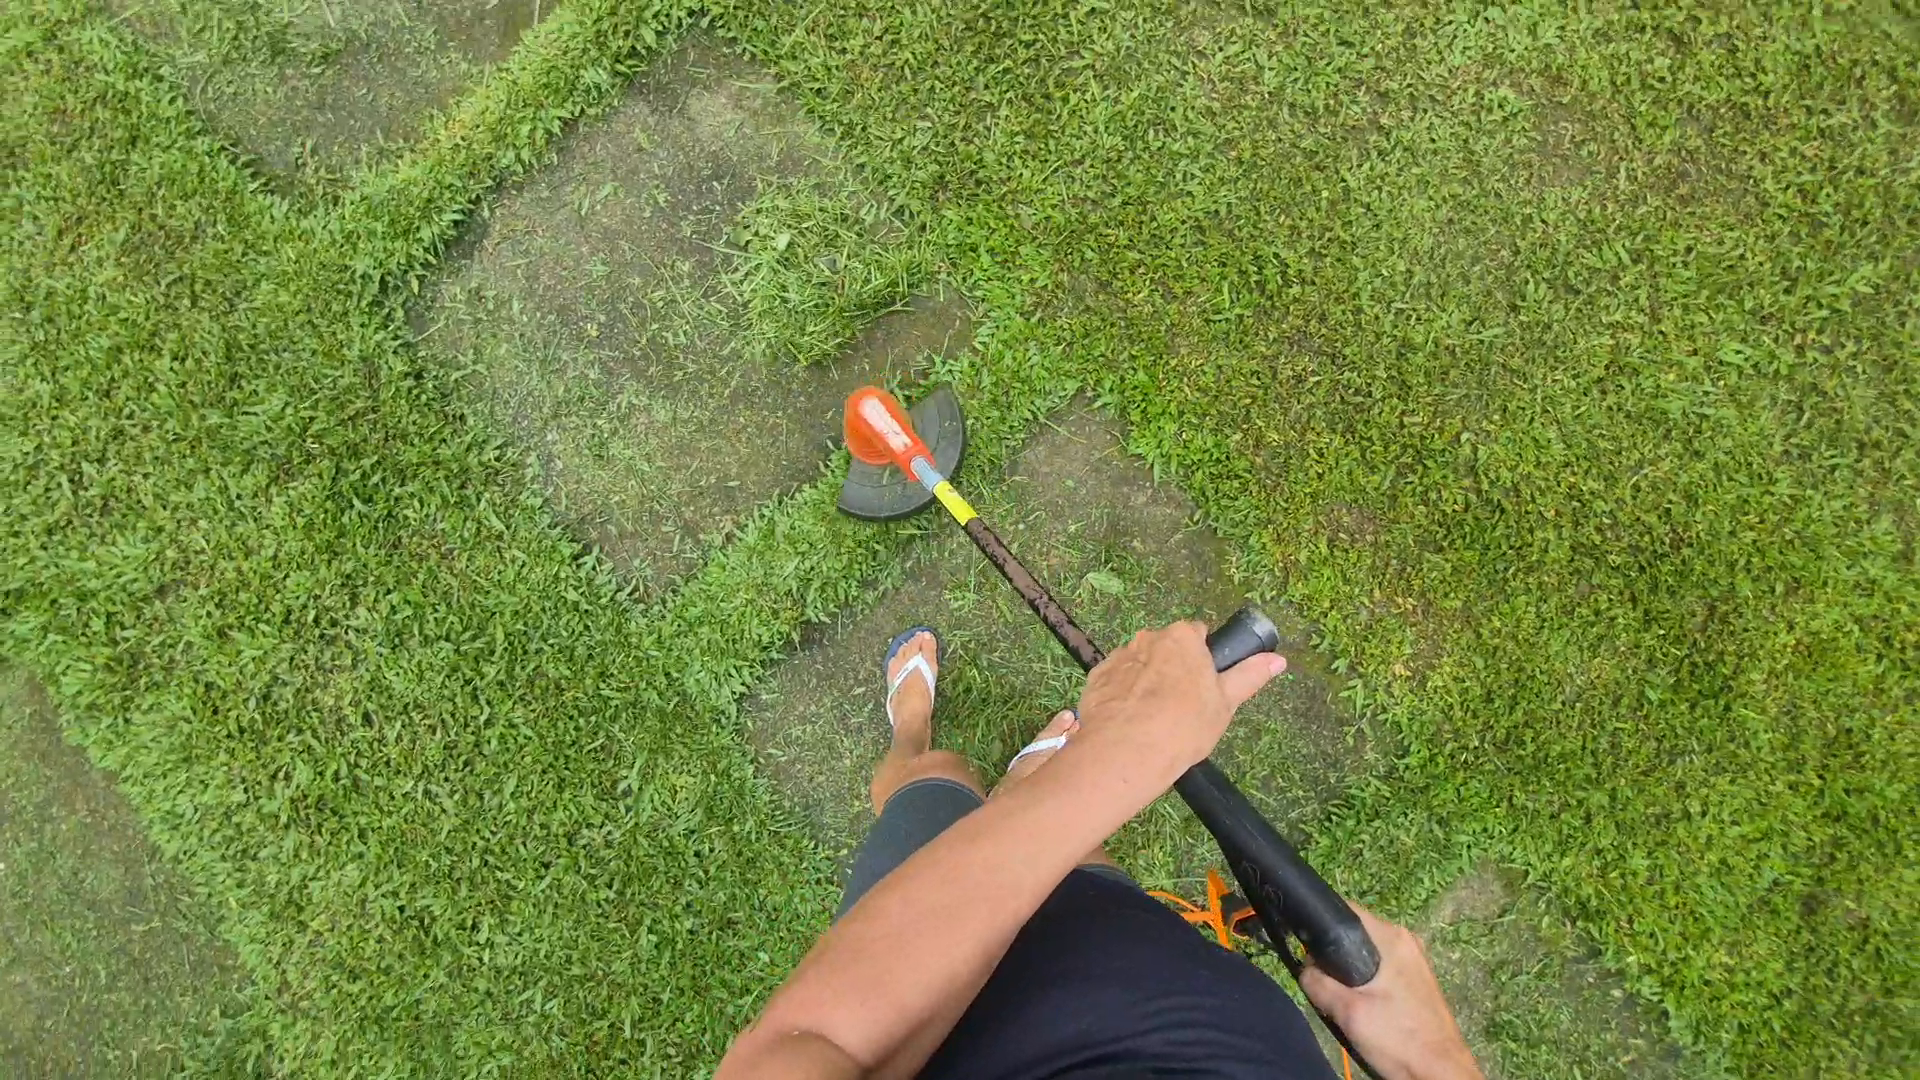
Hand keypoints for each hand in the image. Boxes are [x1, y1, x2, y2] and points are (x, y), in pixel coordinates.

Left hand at [1072, 621, 1285, 780]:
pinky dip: (1122, 694)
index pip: (1197, 634)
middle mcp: (1147, 637)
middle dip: (1172, 669)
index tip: (1204, 684)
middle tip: (1180, 706)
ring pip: (1139, 664)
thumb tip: (1278, 659)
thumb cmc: (1184, 725)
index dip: (1203, 659)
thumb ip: (1249, 676)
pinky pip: (1116, 680)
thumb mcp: (1225, 703)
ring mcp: (1118, 656)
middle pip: (1166, 648)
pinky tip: (1129, 720)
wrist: (1126, 749)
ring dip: (1146, 681)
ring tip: (1152, 718)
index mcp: (1182, 637)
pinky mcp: (1096, 676)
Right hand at [1301, 904, 1482, 1079]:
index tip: (1304, 945)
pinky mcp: (1419, 981)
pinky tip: (1363, 1004)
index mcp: (1391, 936)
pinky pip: (1381, 968)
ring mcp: (1415, 961)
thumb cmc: (1398, 1039)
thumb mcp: (1347, 1011)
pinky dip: (1367, 980)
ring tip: (1343, 996)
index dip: (1317, 923)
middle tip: (1323, 979)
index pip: (1342, 910)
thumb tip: (1304, 968)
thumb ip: (1316, 982)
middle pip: (1353, 933)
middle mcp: (1405, 940)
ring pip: (1366, 953)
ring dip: (1350, 970)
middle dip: (1334, 953)